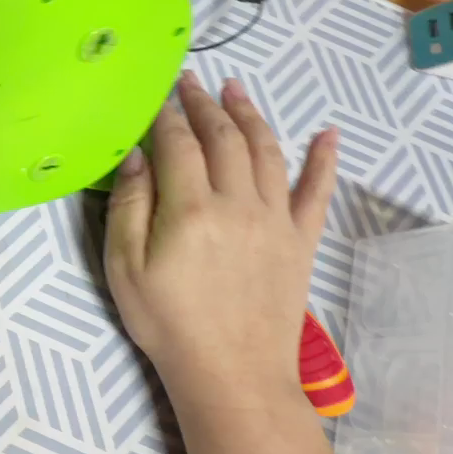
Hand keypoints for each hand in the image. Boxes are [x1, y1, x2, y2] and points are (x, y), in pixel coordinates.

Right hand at [104, 71, 339, 411]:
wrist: (231, 372)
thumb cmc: (165, 319)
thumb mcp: (124, 265)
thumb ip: (128, 206)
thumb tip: (136, 156)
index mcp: (189, 209)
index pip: (177, 143)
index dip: (165, 114)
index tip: (156, 92)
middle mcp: (238, 204)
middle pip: (223, 139)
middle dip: (204, 104)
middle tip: (189, 81)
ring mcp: (275, 221)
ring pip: (266, 153)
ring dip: (250, 116)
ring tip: (235, 90)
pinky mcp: (300, 240)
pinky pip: (317, 192)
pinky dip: (325, 160)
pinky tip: (329, 135)